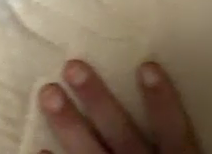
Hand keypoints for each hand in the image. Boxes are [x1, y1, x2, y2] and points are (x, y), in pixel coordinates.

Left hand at [39, 59, 201, 153]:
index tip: (146, 66)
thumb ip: (175, 145)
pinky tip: (36, 151)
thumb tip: (164, 93)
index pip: (175, 134)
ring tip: (47, 93)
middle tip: (72, 66)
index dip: (163, 102)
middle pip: (123, 135)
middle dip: (97, 102)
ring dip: (69, 126)